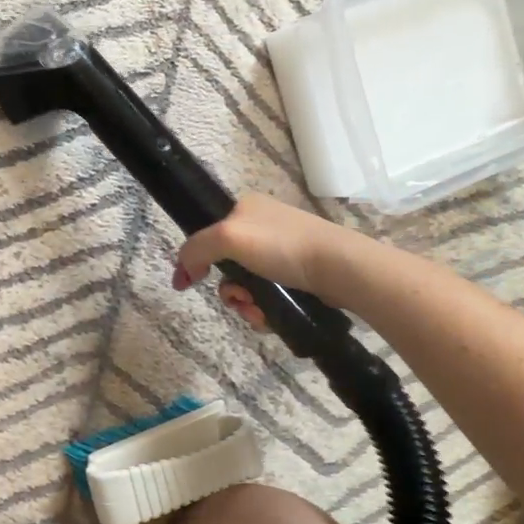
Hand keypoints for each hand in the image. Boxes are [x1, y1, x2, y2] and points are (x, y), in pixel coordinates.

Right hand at [172, 194, 368, 332]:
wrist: (339, 268)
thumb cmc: (281, 247)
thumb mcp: (226, 238)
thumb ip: (195, 250)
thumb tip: (183, 274)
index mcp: (244, 208)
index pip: (206, 235)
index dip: (195, 260)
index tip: (190, 283)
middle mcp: (262, 227)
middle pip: (225, 265)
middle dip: (228, 289)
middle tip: (238, 298)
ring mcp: (281, 251)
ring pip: (245, 283)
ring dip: (244, 302)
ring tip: (257, 311)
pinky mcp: (298, 274)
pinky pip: (267, 294)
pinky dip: (263, 308)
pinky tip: (269, 315)